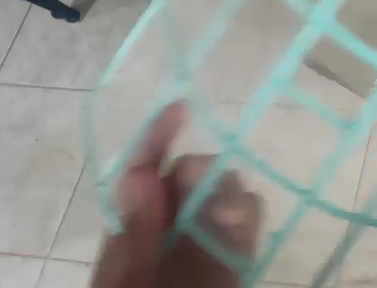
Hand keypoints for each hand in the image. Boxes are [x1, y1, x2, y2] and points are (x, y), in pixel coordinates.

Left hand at [91, 104, 264, 287]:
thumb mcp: (128, 285)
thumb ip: (136, 235)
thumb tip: (137, 172)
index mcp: (134, 228)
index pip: (144, 169)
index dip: (159, 135)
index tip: (181, 106)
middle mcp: (171, 225)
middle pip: (191, 173)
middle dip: (199, 169)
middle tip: (201, 182)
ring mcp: (205, 239)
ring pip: (225, 189)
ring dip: (225, 191)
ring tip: (224, 215)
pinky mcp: (235, 252)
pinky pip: (248, 216)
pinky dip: (246, 213)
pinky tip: (239, 224)